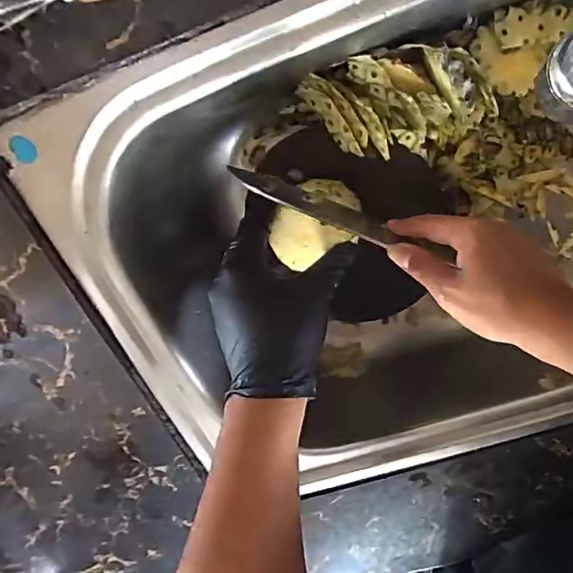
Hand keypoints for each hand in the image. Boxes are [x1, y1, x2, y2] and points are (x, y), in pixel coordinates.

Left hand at [210, 197, 355, 397]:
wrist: (269, 384)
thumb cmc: (289, 333)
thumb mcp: (315, 293)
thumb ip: (332, 263)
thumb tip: (349, 244)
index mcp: (241, 265)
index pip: (254, 223)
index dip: (267, 205)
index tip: (277, 189)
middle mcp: (224, 277)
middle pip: (247, 243)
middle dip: (268, 231)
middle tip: (291, 219)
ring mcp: (222, 299)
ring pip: (245, 266)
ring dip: (265, 256)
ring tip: (290, 249)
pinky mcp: (227, 317)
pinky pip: (243, 285)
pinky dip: (260, 277)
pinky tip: (281, 282)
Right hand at [384, 215, 572, 349]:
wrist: (550, 318)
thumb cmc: (496, 307)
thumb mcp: (450, 291)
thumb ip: (422, 266)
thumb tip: (396, 248)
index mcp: (471, 231)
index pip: (431, 224)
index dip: (408, 227)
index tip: (389, 228)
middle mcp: (494, 226)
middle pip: (455, 228)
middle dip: (433, 237)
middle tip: (414, 246)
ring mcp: (515, 237)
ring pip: (477, 239)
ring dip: (458, 248)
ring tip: (443, 262)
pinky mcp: (530, 252)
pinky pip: (495, 249)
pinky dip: (480, 256)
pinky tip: (478, 274)